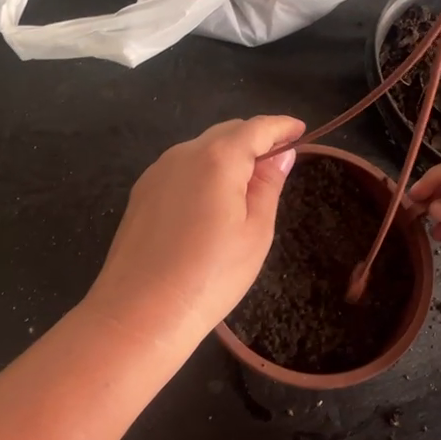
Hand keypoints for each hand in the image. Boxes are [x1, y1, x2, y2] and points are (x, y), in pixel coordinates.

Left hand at [85, 116, 303, 345]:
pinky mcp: (142, 193)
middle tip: (279, 160)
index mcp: (217, 158)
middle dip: (255, 139)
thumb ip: (269, 185)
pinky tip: (211, 202)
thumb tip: (282, 154)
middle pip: (226, 132)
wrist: (139, 313)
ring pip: (201, 149)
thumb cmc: (210, 276)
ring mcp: (157, 172)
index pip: (256, 128)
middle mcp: (183, 154)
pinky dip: (204, 171)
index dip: (281, 126)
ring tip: (247, 186)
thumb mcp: (255, 232)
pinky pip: (181, 169)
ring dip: (228, 156)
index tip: (301, 130)